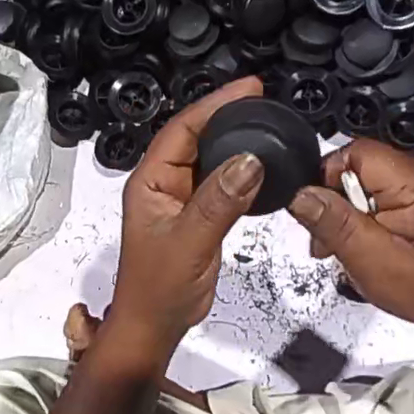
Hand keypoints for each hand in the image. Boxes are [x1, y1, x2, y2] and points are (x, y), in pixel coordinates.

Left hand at [108, 77, 265, 352]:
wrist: (155, 324)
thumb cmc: (157, 291)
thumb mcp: (188, 243)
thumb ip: (217, 203)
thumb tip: (248, 163)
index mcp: (150, 183)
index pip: (182, 130)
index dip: (214, 105)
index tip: (246, 89)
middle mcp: (163, 186)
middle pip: (194, 138)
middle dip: (226, 116)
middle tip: (259, 101)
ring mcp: (180, 201)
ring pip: (208, 160)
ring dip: (233, 143)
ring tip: (262, 125)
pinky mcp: (196, 217)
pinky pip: (217, 183)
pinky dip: (238, 172)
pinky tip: (256, 167)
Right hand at [287, 139, 413, 339]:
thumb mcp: (374, 262)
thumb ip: (335, 225)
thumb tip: (301, 196)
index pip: (354, 153)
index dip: (328, 182)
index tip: (325, 218)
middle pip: (357, 169)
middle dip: (338, 207)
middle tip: (338, 245)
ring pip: (365, 185)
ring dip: (351, 218)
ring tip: (357, 251)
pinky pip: (380, 197)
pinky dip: (367, 222)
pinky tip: (372, 247)